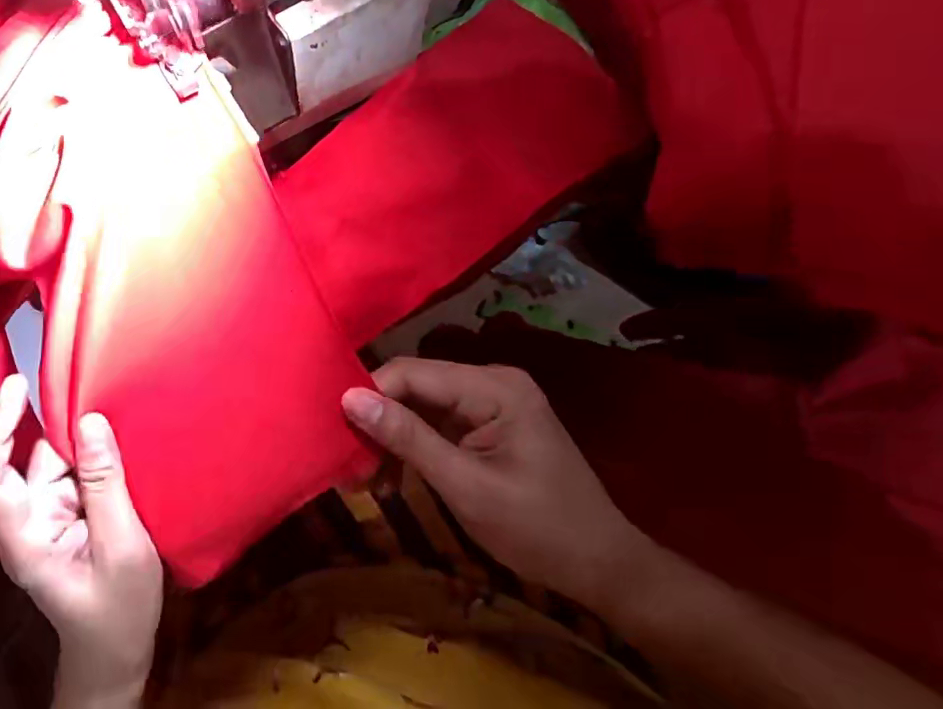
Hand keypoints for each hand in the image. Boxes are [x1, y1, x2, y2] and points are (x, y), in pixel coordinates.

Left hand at [0, 374, 162, 702]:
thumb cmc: (117, 613)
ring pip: (52, 458)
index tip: (14, 386)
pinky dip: (87, 448)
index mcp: (24, 538)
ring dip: (73, 432)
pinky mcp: (66, 512)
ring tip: (101, 395)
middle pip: (24, 459)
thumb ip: (104, 484)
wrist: (118, 653)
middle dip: (45, 420)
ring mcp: (46, 514)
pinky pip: (71, 469)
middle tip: (76, 376)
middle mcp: (27, 519)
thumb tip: (90, 421)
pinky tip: (107, 427)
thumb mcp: (122, 548)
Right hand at [341, 358, 653, 610]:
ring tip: (368, 480)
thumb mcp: (466, 486)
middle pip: (413, 386)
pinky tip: (394, 477)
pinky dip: (412, 447)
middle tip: (351, 464)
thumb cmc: (540, 530)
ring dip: (392, 439)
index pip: (411, 373)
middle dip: (379, 422)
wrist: (605, 568)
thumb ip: (407, 438)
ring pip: (419, 405)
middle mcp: (490, 381)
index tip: (337, 432)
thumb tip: (348, 398)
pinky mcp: (485, 422)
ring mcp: (489, 401)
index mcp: (494, 386)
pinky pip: (435, 422)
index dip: (370, 395)